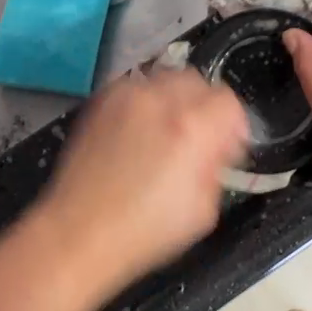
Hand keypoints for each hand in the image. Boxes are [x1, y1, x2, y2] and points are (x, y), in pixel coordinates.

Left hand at [35, 71, 248, 286]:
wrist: (79, 231)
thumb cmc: (144, 231)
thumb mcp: (204, 209)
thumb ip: (217, 166)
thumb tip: (217, 147)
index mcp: (192, 128)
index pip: (228, 101)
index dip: (232, 127)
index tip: (226, 147)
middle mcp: (159, 100)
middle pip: (198, 82)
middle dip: (204, 107)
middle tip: (197, 139)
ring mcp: (126, 96)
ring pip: (165, 79)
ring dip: (174, 101)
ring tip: (165, 134)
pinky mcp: (101, 100)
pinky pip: (135, 87)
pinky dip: (144, 103)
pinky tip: (137, 133)